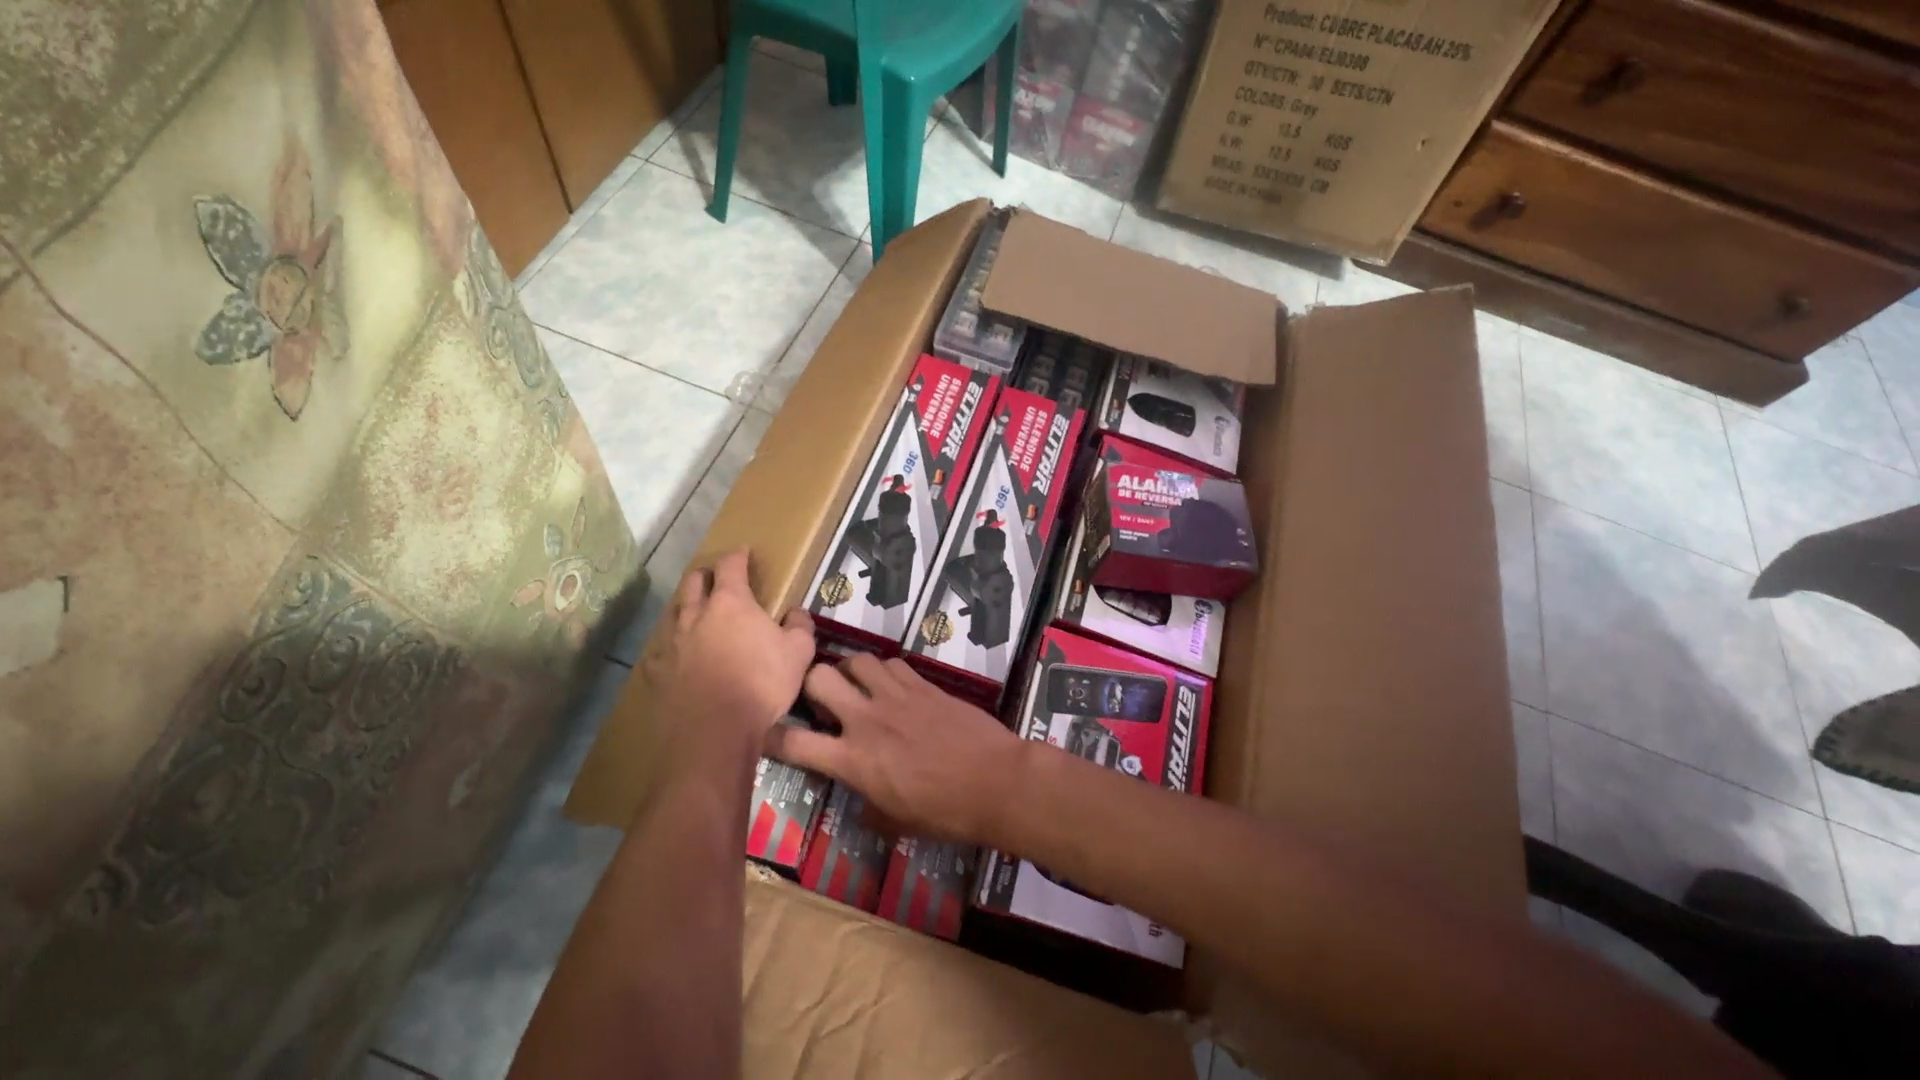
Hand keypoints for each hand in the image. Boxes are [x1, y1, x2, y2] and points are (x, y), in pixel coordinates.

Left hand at [644, 550, 814, 766]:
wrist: (714, 731)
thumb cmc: (761, 685)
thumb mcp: (799, 653)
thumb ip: (799, 627)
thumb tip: (795, 612)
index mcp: (731, 603)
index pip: (731, 566)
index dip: (738, 556)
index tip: (743, 552)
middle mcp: (695, 614)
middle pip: (694, 582)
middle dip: (705, 575)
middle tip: (715, 578)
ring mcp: (671, 642)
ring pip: (674, 612)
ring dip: (686, 607)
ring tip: (695, 614)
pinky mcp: (656, 671)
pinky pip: (661, 649)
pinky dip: (671, 645)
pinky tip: (677, 655)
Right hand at [766, 653, 1025, 845]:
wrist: (997, 782)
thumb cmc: (947, 813)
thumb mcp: (899, 822)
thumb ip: (871, 807)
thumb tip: (864, 804)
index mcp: (853, 761)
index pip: (792, 744)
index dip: (769, 737)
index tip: (763, 733)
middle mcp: (866, 720)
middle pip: (818, 678)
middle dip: (811, 685)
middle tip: (823, 701)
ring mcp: (896, 697)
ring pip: (856, 660)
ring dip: (850, 671)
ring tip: (857, 686)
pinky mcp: (924, 684)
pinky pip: (893, 663)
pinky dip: (886, 672)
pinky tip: (894, 687)